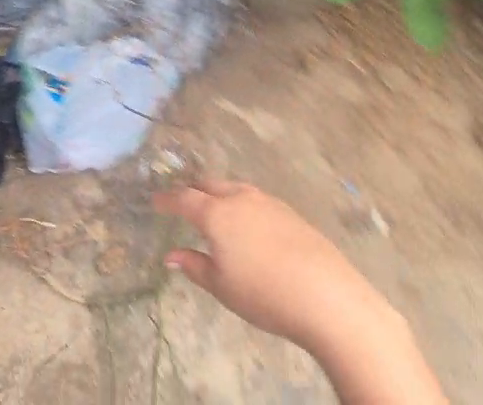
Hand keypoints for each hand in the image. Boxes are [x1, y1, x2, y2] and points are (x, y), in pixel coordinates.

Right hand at [152, 180, 393, 352]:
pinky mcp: (292, 214)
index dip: (167, 200)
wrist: (327, 296)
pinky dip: (243, 204)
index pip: (184, 199)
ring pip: (236, 189)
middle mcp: (240, 199)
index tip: (155, 202)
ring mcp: (269, 203)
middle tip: (182, 200)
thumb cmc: (263, 293)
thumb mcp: (221, 286)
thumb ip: (194, 266)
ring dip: (220, 194)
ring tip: (215, 207)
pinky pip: (257, 200)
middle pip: (210, 185)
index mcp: (216, 213)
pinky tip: (249, 223)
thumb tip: (170, 256)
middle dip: (193, 190)